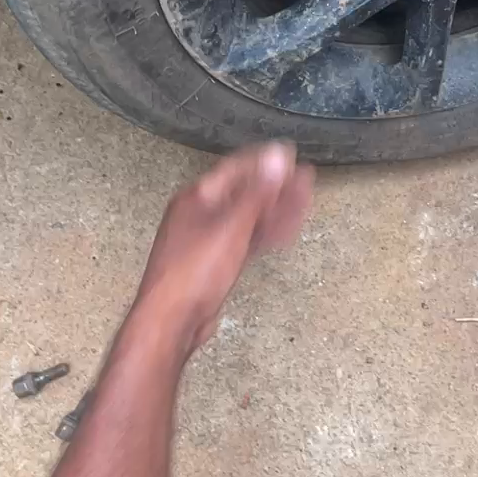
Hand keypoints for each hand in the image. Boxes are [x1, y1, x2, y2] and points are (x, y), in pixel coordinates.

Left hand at [129, 142, 313, 357]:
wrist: (174, 321)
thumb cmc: (189, 275)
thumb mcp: (231, 226)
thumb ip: (258, 192)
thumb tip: (276, 159)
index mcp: (197, 198)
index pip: (237, 168)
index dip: (265, 161)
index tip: (288, 156)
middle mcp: (200, 215)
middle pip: (245, 193)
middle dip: (276, 186)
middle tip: (303, 179)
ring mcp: (208, 240)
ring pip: (248, 218)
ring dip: (276, 210)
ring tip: (302, 201)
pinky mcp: (216, 262)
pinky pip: (246, 239)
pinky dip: (266, 233)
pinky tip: (284, 231)